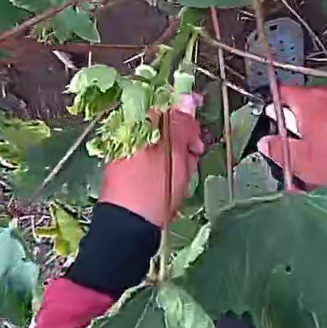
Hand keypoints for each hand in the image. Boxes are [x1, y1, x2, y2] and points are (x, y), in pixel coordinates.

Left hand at [97, 93, 205, 227]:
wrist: (128, 229)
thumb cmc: (153, 189)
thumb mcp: (174, 154)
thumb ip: (181, 124)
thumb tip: (187, 98)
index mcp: (135, 125)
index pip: (163, 102)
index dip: (184, 107)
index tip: (200, 113)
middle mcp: (127, 135)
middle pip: (163, 123)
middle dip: (184, 135)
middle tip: (195, 150)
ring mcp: (126, 153)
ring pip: (161, 143)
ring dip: (178, 153)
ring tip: (185, 173)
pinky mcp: (128, 170)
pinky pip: (153, 159)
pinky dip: (167, 166)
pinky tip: (175, 182)